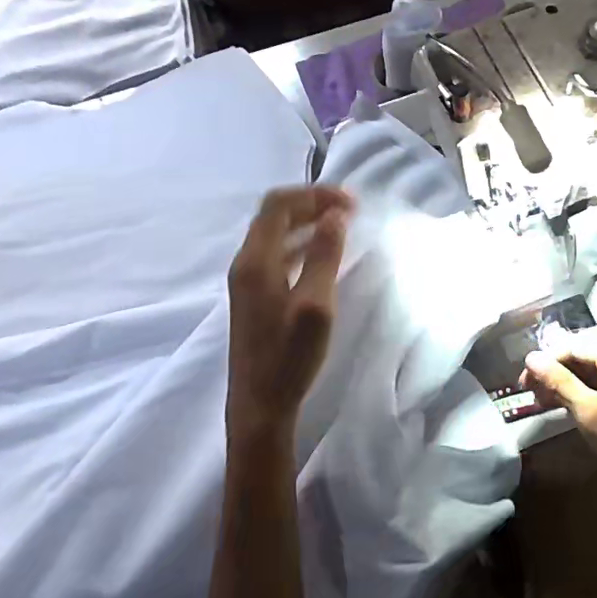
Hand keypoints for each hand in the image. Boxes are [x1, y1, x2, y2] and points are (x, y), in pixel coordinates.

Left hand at [226, 186, 354, 435]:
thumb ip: (324, 257)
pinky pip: (276, 253)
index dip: (314, 194)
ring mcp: (246, 280)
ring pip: (274, 234)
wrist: (259, 403)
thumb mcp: (315, 305)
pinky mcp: (254, 295)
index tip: (351, 202)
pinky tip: (321, 254)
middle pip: (273, 215)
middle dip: (311, 203)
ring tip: (341, 224)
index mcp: (256, 261)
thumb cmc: (289, 357)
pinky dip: (299, 243)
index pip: (279, 205)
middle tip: (350, 209)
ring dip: (306, 222)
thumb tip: (334, 216)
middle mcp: (245, 263)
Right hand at [521, 345, 596, 524]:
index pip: (573, 351)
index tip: (522, 384)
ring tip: (546, 404)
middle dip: (557, 378)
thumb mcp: (589, 412)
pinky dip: (589, 395)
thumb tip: (531, 357)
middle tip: (532, 398)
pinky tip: (571, 408)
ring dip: (570, 388)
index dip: (544, 367)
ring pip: (596, 375)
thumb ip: (559, 382)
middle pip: (585, 361)